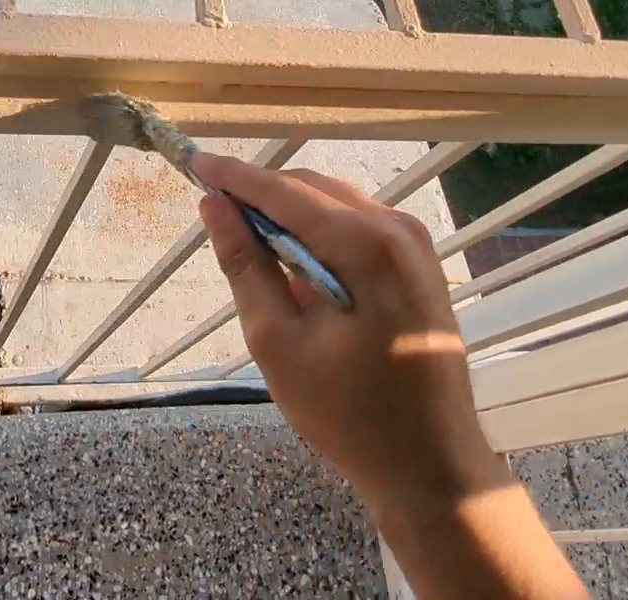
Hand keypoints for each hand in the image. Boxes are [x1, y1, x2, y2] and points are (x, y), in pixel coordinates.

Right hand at [192, 154, 510, 523]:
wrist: (433, 468)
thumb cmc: (348, 413)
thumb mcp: (277, 341)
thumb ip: (244, 264)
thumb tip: (214, 206)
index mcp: (365, 245)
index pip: (283, 191)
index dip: (234, 175)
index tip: (194, 159)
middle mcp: (397, 228)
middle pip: (311, 188)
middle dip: (259, 191)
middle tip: (213, 205)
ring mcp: (414, 244)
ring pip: (333, 202)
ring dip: (287, 210)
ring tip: (244, 232)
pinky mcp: (418, 263)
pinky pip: (355, 224)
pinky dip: (316, 230)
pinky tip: (290, 258)